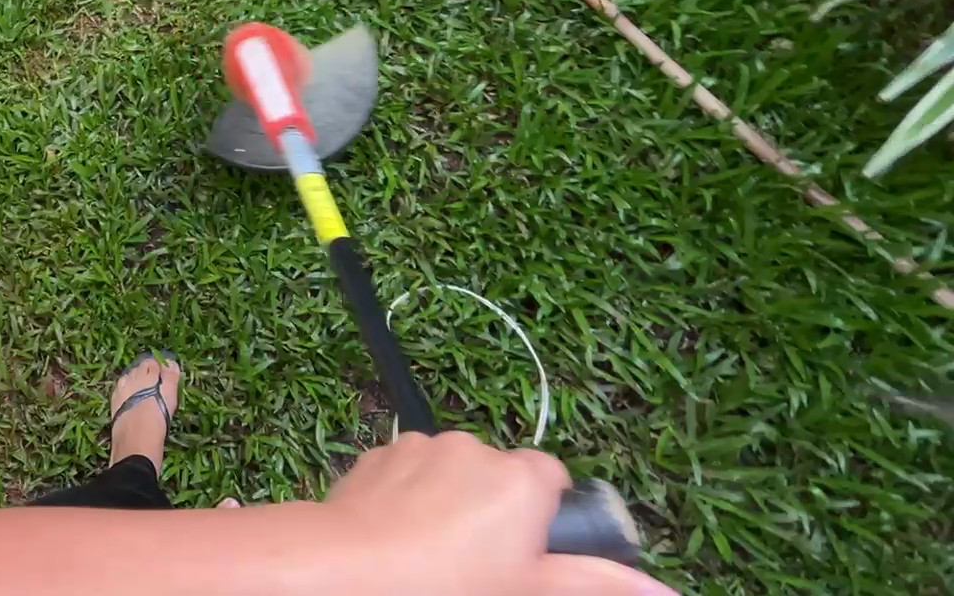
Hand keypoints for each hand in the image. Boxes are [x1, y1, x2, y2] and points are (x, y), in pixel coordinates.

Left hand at [322, 432, 672, 595]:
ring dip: (454, 494)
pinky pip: (411, 466)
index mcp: (516, 476)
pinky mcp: (380, 450)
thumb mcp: (533, 590)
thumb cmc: (453, 582)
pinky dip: (415, 489)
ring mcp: (419, 443)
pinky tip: (405, 528)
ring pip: (452, 467)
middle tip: (488, 554)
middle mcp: (469, 446)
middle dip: (499, 503)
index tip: (536, 543)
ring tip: (441, 545)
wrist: (357, 562)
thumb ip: (596, 582)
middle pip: (498, 469)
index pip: (551, 472)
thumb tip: (666, 591)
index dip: (548, 507)